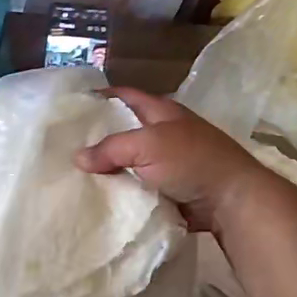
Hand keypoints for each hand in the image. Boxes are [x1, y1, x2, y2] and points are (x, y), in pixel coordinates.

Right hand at [75, 86, 288, 235]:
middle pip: (124, 131)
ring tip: (73, 175)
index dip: (100, 96)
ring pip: (129, 163)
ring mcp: (168, 163)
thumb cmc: (192, 161)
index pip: (125, 96)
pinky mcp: (170, 189)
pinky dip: (122, 191)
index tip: (71, 107)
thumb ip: (112, 148)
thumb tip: (78, 158)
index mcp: (162, 112)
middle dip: (98, 138)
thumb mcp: (149, 145)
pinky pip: (139, 188)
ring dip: (108, 169)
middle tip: (64, 146)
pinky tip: (98, 197)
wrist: (231, 200)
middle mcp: (164, 133)